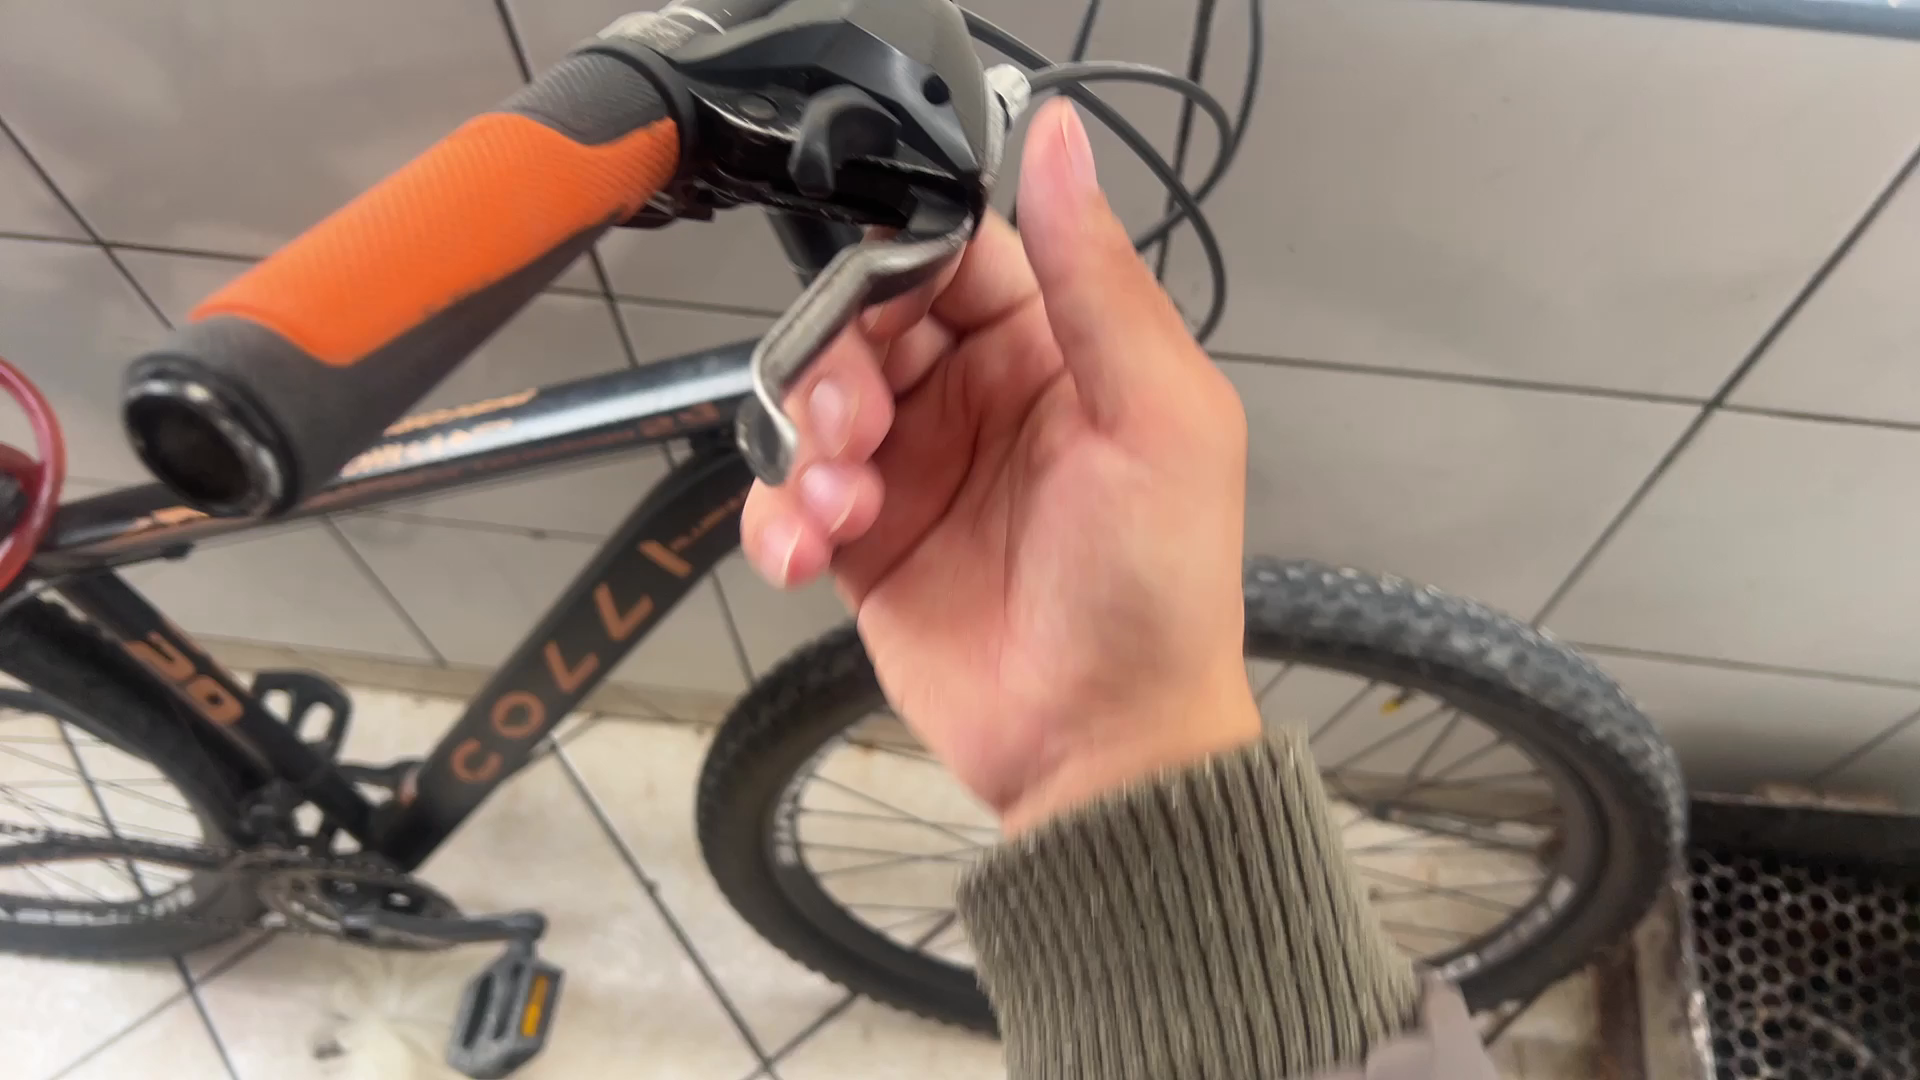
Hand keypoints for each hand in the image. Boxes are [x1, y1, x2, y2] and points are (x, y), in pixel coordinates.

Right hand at [741, 100, 1259, 831]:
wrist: (1100, 740)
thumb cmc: (1153, 589)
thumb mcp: (1155, 421)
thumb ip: (1097, 283)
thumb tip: (1058, 140)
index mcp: (1050, 354)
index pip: (952, 258)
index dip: (901, 265)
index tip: (882, 309)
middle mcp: (975, 401)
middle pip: (863, 325)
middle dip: (838, 363)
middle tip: (855, 426)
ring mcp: (914, 472)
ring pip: (813, 406)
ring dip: (807, 444)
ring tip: (845, 505)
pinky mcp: (865, 544)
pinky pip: (790, 500)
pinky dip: (778, 516)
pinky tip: (804, 551)